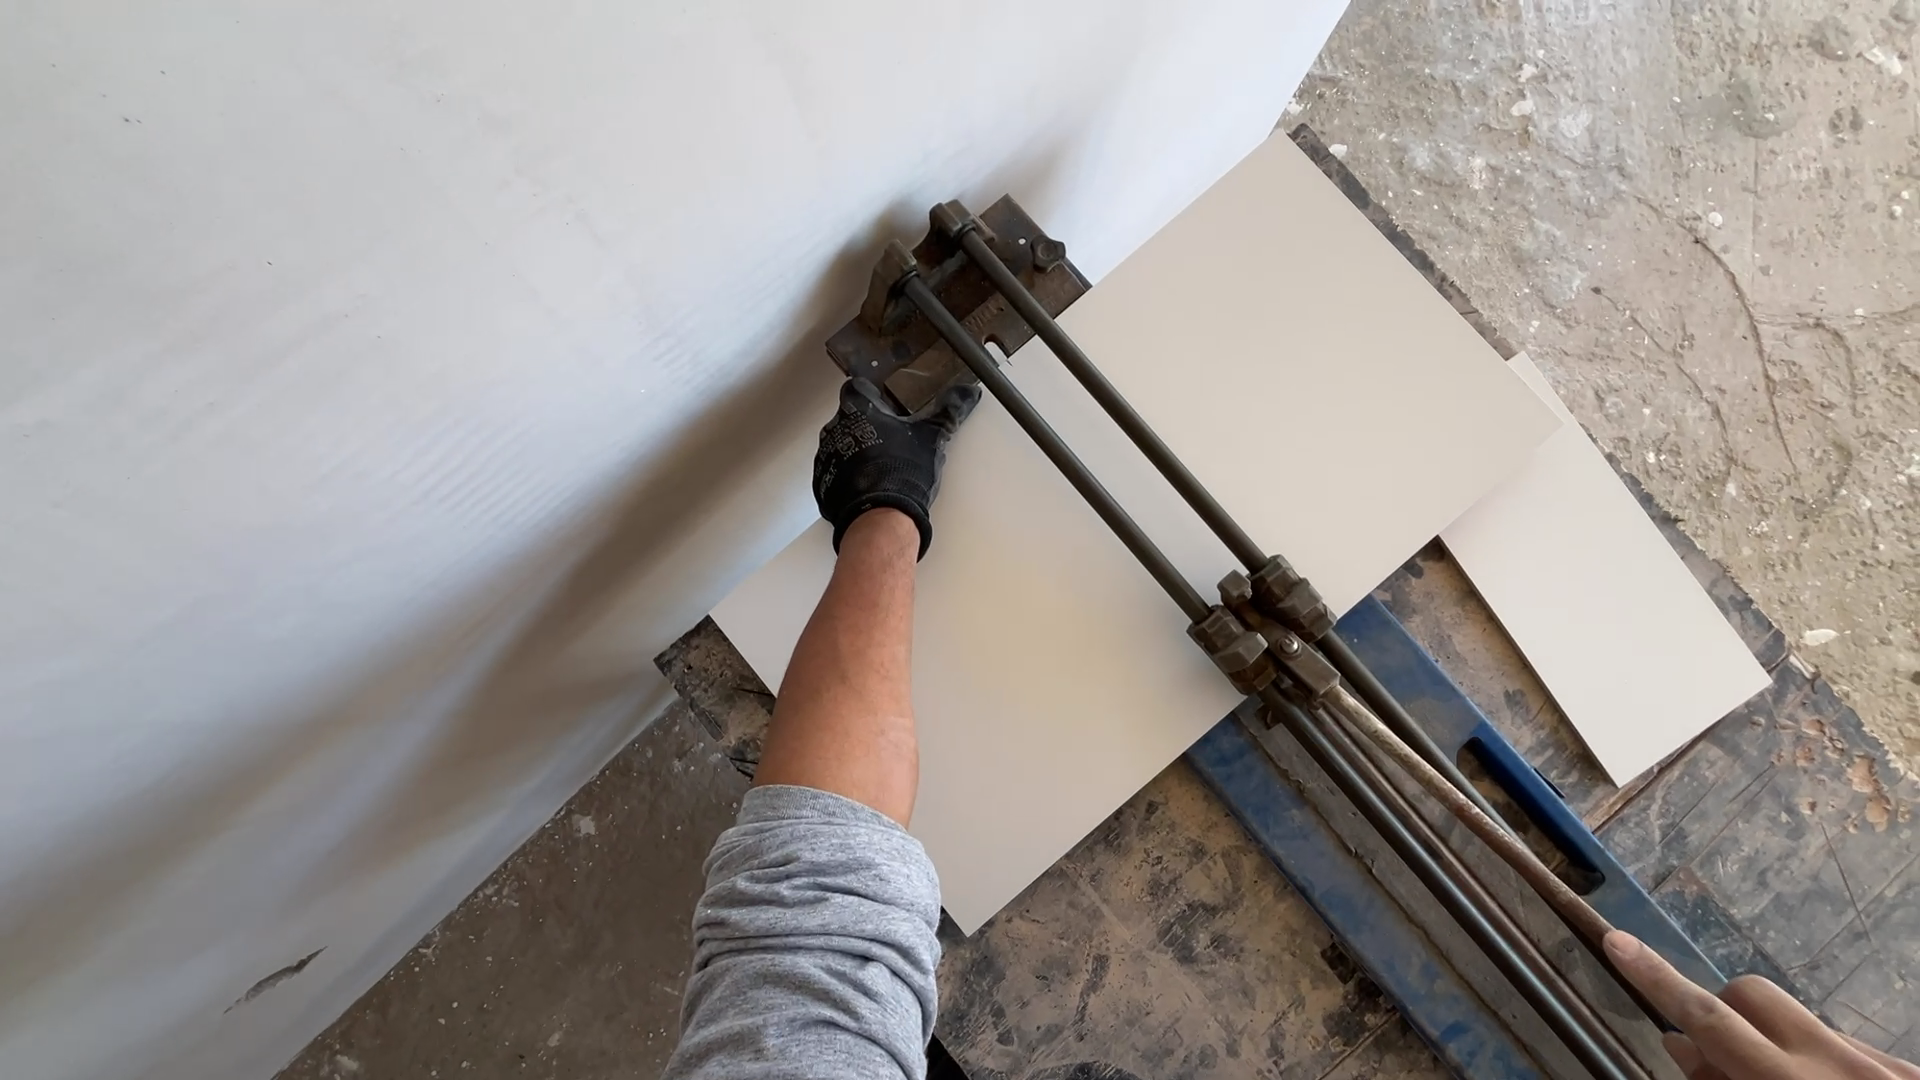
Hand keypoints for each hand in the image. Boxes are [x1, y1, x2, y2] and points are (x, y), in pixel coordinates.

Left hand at [812, 377, 980, 559]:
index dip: (872, 394)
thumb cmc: (900, 472)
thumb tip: (967, 393)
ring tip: (882, 465)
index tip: (884, 403)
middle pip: (849, 417)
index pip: (857, 387)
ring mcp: (825, 458)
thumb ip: (948, 410)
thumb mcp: (931, 436)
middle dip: (867, 425)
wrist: (881, 516)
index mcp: (856, 409)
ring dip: (856, 452)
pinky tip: (870, 484)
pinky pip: (835, 473)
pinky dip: (849, 476)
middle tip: (890, 439)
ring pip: (840, 445)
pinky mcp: (822, 484)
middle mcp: (833, 429)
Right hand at [1605, 931, 1919, 1079]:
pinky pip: (1857, 1051)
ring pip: (1806, 1022)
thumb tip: (1677, 1045)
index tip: (1616, 940)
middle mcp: (1840, 1066)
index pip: (1705, 1018)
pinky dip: (1834, 1068)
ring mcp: (1889, 1070)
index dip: (1655, 977)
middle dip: (1725, 1010)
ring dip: (1785, 1045)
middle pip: (1750, 994)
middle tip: (1726, 1052)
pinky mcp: (1919, 1076)